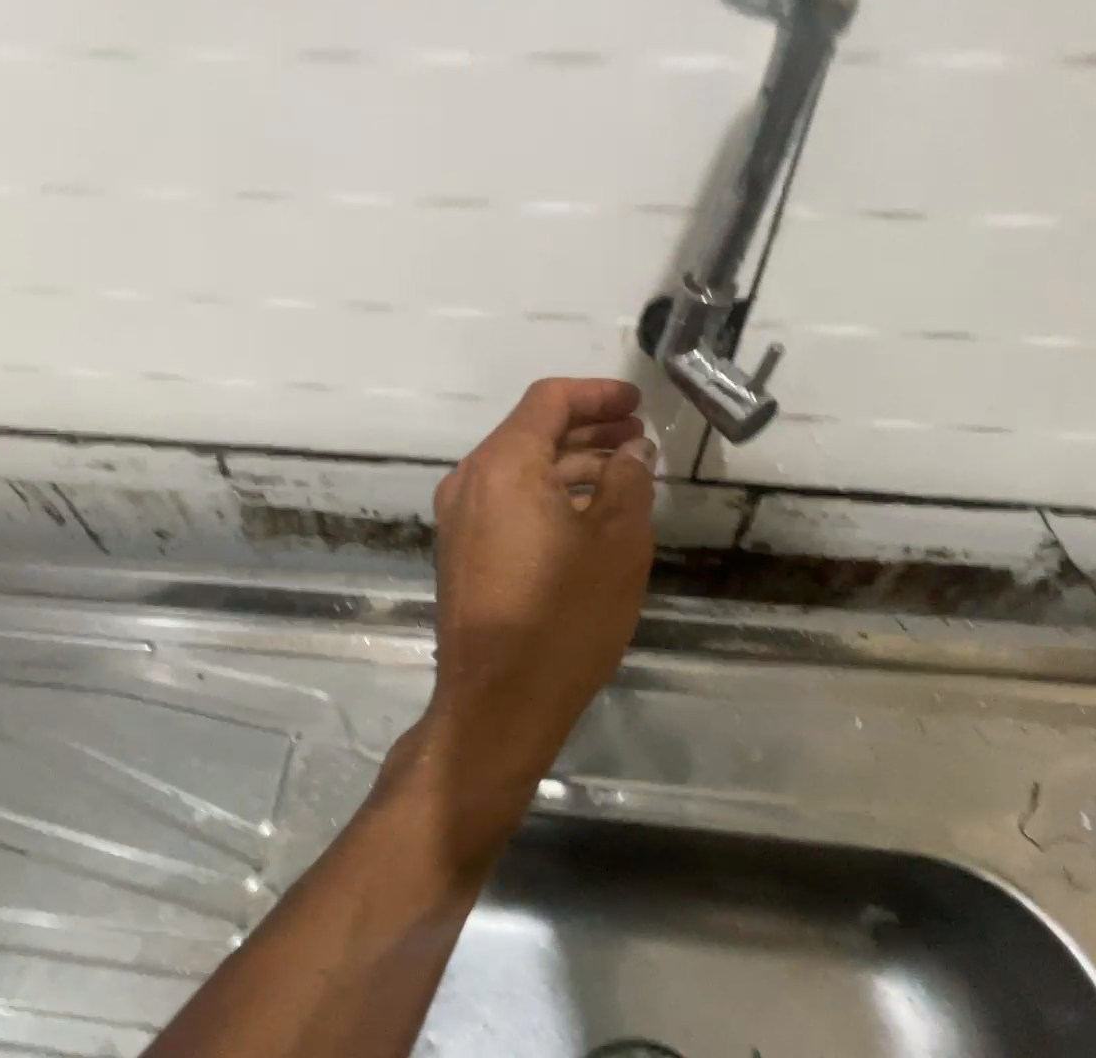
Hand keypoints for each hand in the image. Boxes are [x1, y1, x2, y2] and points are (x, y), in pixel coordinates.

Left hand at [405, 379, 656, 823]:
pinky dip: (545, 495)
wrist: (496, 702)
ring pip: (518, 470)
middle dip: (587, 429)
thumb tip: (630, 450)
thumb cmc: (564, 619)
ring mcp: (458, 520)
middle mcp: (469, 482)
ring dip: (569, 465)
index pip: (548, 401)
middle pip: (530, 433)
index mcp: (503, 465)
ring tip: (622, 476)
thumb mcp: (616, 544)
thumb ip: (628, 481)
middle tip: (637, 439)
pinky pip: (505, 503)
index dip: (597, 394)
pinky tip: (584, 515)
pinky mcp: (460, 553)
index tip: (636, 403)